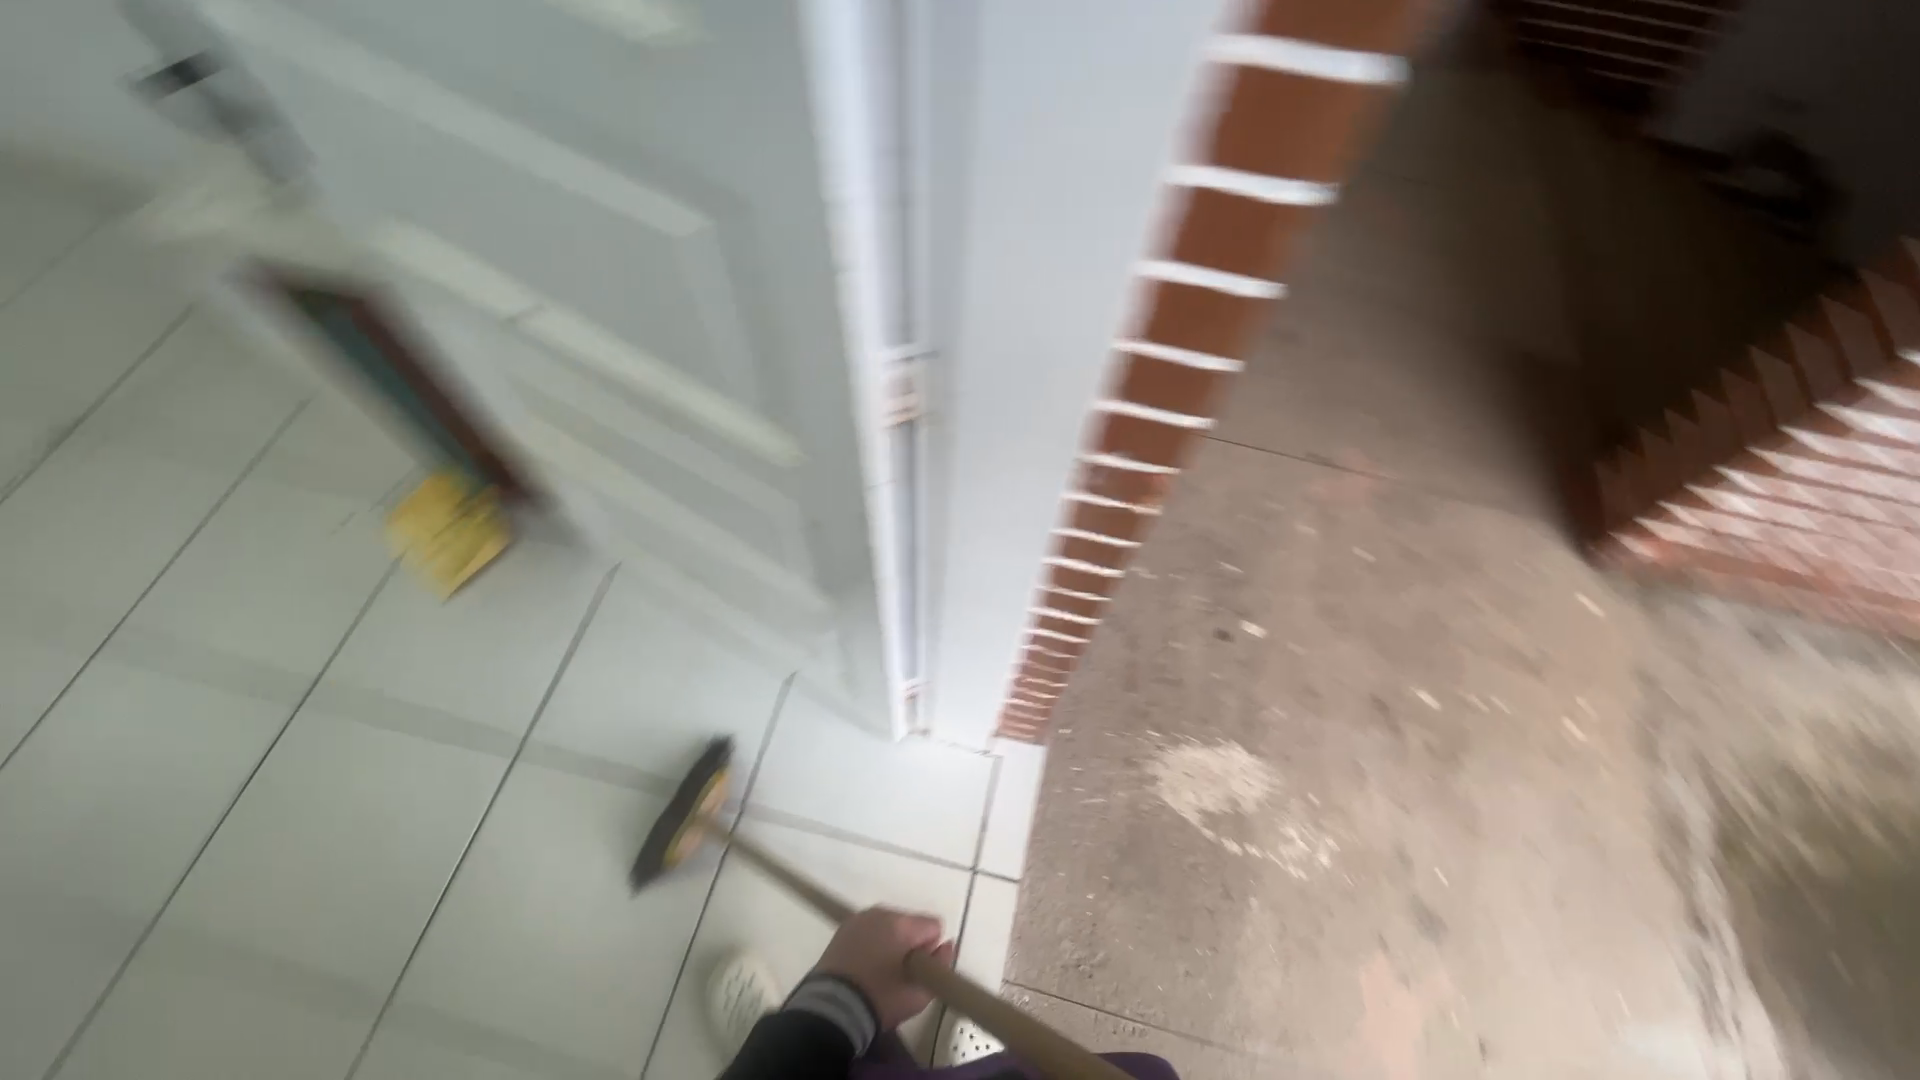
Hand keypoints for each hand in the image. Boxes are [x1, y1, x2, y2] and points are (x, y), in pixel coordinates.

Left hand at [811, 906, 957, 1031]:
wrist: (831, 1008)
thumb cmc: (879, 999)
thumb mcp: (919, 993)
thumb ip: (941, 964)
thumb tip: (947, 945)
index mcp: (901, 923)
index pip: (933, 925)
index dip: (932, 949)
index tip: (919, 970)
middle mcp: (881, 912)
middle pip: (911, 922)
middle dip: (911, 943)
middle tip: (900, 973)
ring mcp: (860, 918)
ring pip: (890, 924)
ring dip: (892, 941)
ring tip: (882, 970)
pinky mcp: (844, 928)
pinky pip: (870, 929)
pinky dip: (874, 942)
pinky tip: (866, 965)